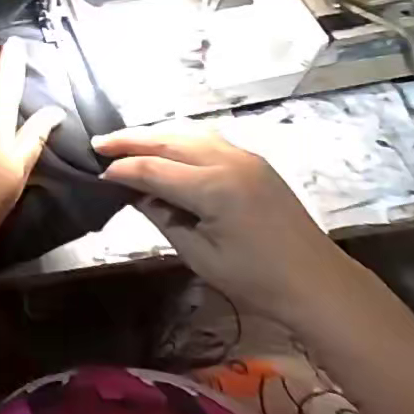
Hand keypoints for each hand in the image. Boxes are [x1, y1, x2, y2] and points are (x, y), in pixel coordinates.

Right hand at [95, 123, 353, 322]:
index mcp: (213, 188)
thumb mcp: (200, 255)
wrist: (316, 281)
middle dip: (131, 140)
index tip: (97, 172)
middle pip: (168, 140)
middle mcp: (228, 160)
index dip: (123, 170)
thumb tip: (135, 193)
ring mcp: (244, 156)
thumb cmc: (256, 280)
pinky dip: (181, 138)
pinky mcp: (254, 160)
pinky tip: (166, 145)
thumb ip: (163, 218)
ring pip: (189, 132)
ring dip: (156, 134)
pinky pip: (208, 138)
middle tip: (99, 142)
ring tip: (127, 140)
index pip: (154, 169)